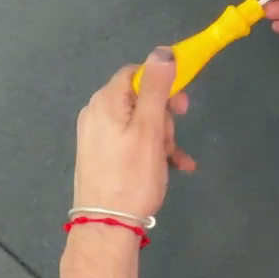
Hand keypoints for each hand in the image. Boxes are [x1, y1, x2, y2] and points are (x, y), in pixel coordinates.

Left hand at [72, 47, 194, 222]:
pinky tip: (176, 167)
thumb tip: (163, 52)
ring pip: (141, 123)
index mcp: (106, 101)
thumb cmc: (132, 175)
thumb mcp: (150, 129)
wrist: (108, 225)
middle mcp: (97, 113)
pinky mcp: (103, 155)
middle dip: (164, 117)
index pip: (136, 73)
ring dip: (163, 137)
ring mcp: (98, 136)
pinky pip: (133, 142)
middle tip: (173, 139)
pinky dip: (154, 150)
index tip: (181, 104)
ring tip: (174, 160)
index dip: (162, 82)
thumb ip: (156, 88)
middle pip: (139, 98)